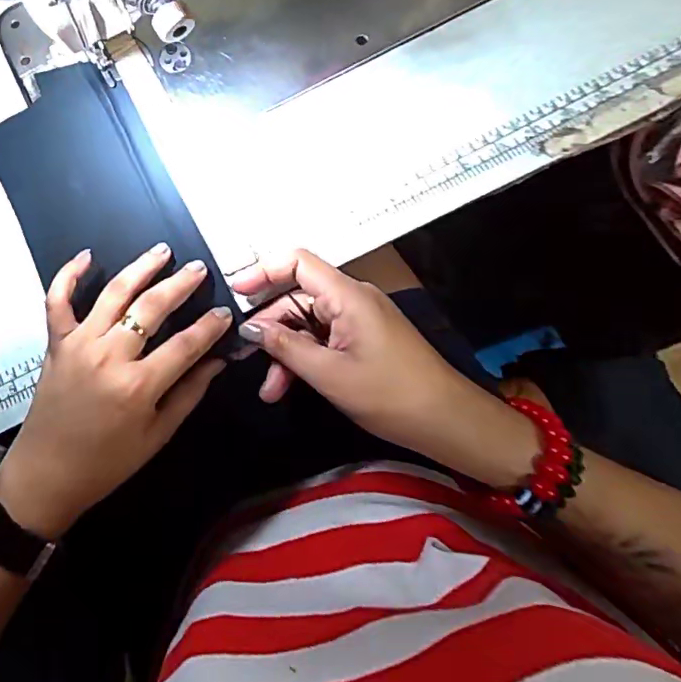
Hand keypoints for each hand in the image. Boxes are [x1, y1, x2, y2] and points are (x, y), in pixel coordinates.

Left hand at [0, 243, 232, 538]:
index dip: (210, 325)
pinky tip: (87, 256)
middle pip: (152, 307)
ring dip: (140, 268)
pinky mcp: (55, 344)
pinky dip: (68, 275)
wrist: (45, 477)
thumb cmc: (106, 463)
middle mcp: (109, 357)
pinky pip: (58, 302)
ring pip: (113, 293)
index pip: (186, 343)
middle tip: (198, 269)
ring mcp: (79, 346)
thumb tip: (218, 361)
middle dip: (181, 284)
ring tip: (162, 251)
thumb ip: (190, 393)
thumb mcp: (157, 436)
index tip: (224, 312)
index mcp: (139, 386)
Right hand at [229, 249, 536, 488]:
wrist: (445, 419)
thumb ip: (286, 347)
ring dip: (286, 351)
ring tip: (270, 389)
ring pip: (307, 322)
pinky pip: (323, 337)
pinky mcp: (363, 337)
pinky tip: (289, 385)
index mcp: (347, 295)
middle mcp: (352, 298)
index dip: (263, 271)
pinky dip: (305, 358)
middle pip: (298, 296)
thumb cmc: (390, 394)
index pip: (298, 262)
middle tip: (245, 357)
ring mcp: (358, 318)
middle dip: (270, 327)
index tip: (236, 292)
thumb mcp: (329, 374)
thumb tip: (251, 329)